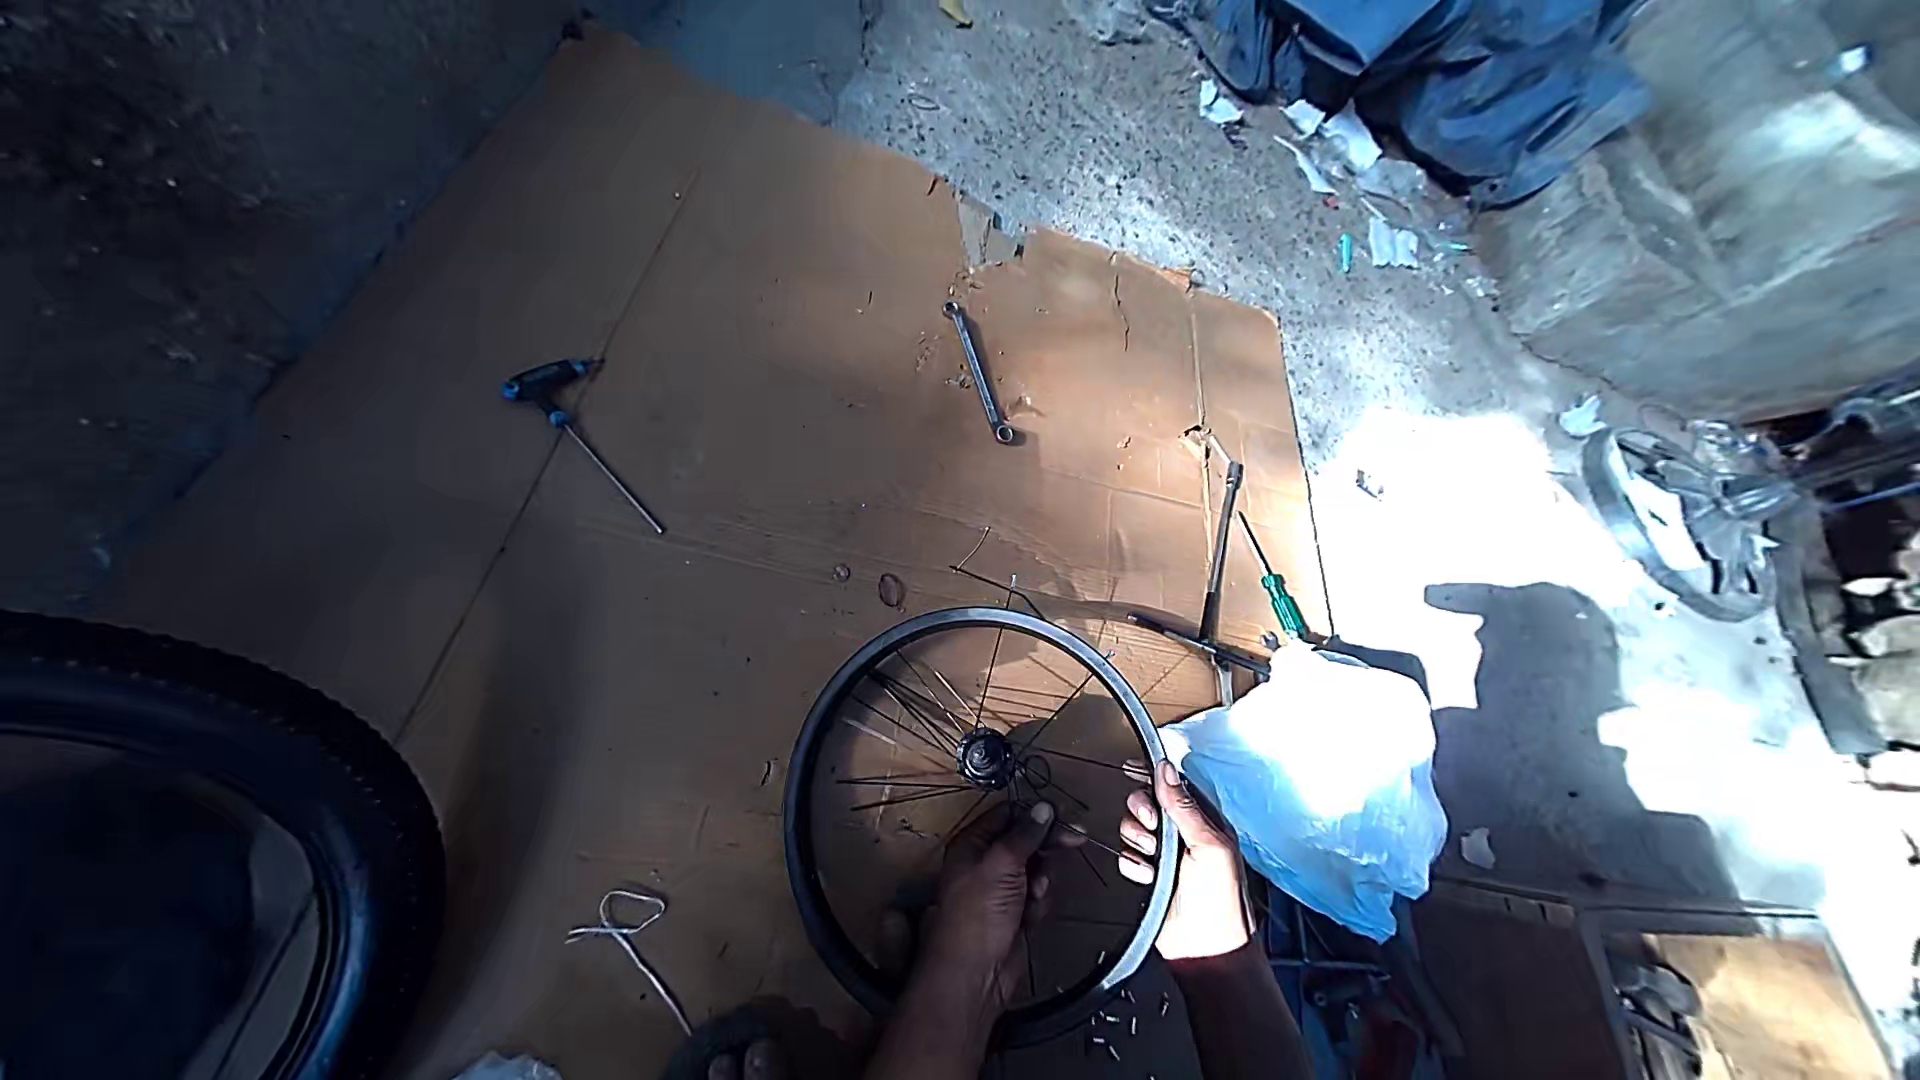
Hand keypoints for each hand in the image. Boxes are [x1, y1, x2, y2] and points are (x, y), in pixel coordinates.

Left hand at [910, 800, 1059, 1016]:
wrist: (976, 974)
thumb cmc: (977, 916)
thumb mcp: (1001, 864)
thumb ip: (1024, 835)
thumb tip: (1042, 809)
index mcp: (974, 843)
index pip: (1008, 815)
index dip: (1034, 815)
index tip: (1061, 815)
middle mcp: (987, 861)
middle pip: (1026, 840)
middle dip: (1045, 846)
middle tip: (1073, 839)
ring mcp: (1002, 887)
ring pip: (1037, 867)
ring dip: (1041, 879)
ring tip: (1033, 893)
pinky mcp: (1017, 910)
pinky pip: (1038, 894)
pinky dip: (1039, 903)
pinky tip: (1030, 915)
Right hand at [1117, 761, 1251, 959]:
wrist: (1206, 952)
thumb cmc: (1220, 900)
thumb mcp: (1209, 846)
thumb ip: (1184, 807)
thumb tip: (1166, 768)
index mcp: (1203, 821)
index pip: (1174, 785)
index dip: (1153, 775)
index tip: (1131, 769)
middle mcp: (1181, 833)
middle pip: (1147, 801)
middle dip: (1142, 810)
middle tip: (1151, 826)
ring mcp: (1163, 853)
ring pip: (1133, 826)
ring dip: (1137, 838)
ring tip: (1152, 859)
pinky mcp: (1146, 873)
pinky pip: (1126, 854)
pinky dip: (1132, 864)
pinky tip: (1147, 877)